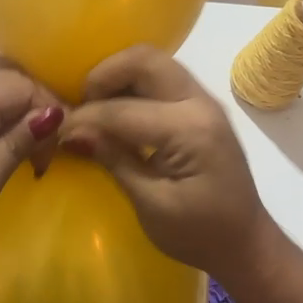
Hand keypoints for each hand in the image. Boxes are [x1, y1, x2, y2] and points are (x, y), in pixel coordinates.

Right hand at [58, 46, 275, 276]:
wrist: (246, 243)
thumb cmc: (200, 234)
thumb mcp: (152, 206)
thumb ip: (114, 160)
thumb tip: (69, 130)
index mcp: (190, 130)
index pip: (124, 109)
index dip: (85, 118)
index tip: (55, 131)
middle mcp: (201, 103)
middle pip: (145, 60)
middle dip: (104, 74)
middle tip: (80, 105)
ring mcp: (204, 101)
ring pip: (155, 63)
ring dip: (120, 76)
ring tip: (94, 107)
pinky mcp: (202, 107)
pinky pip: (163, 78)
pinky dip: (135, 85)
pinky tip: (117, 111)